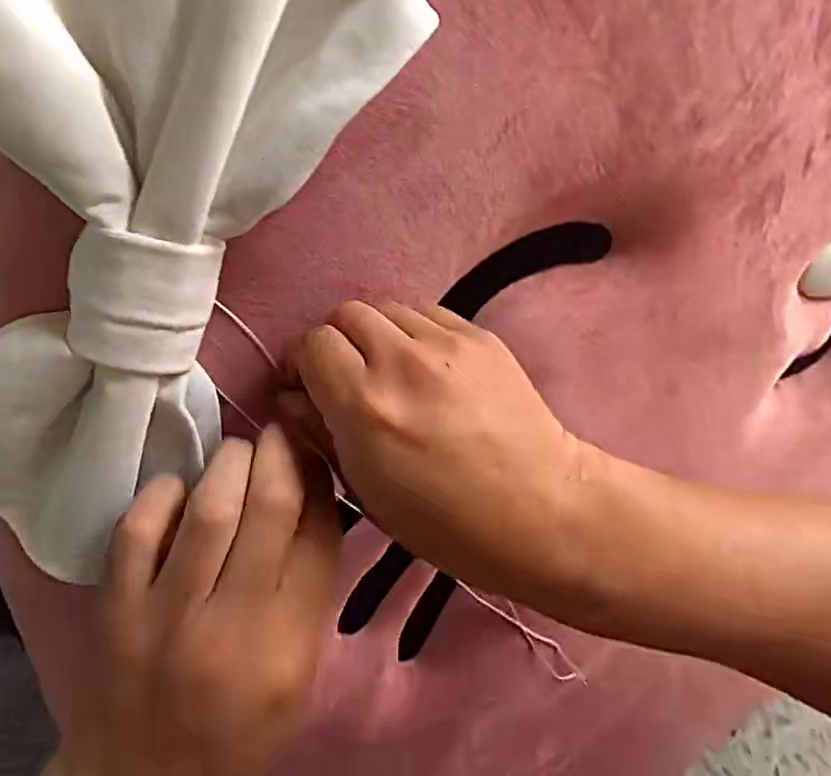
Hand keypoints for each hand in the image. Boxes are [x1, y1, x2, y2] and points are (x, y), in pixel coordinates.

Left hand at [52, 423, 339, 775]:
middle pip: (268, 508)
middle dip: (277, 454)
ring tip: (235, 452)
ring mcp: (166, 616)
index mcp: (287, 651)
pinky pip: (140, 524)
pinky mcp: (115, 606)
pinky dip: (164, 491)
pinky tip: (179, 489)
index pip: (319, 537)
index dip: (317, 478)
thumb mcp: (294, 671)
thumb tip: (309, 490)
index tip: (309, 453)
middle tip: (274, 436)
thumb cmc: (235, 723)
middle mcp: (232, 630)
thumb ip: (307, 586)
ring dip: (229, 461)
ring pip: (209, 508)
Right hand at [278, 300, 599, 603]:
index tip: (304, 383)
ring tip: (386, 368)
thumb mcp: (365, 489)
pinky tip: (424, 366)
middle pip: (344, 314)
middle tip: (344, 374)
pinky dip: (411, 332)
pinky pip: (425, 313)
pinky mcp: (479, 335)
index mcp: (366, 404)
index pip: (312, 343)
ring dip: (373, 333)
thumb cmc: (445, 522)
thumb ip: (317, 430)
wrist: (543, 511)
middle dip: (334, 342)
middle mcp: (401, 361)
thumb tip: (287, 396)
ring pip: (385, 307)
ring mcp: (445, 343)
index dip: (300, 361)